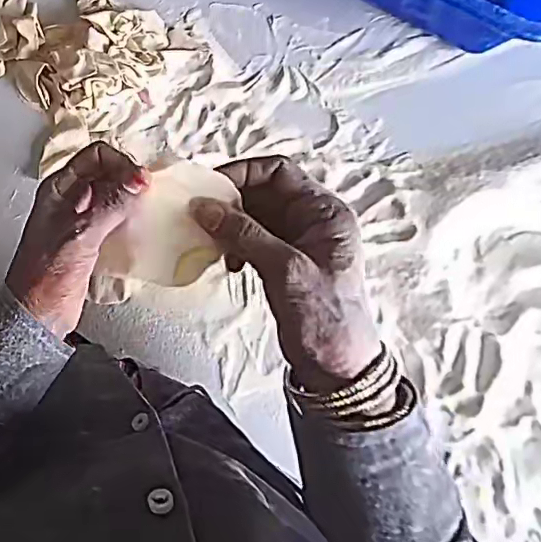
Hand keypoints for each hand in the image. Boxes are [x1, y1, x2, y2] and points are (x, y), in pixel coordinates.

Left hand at [6, 142, 148, 336]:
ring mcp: (81, 220)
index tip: (140, 181)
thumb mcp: (80, 236)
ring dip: (132, 198)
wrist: (37, 317)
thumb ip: (109, 205)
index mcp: (59, 190)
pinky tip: (140, 227)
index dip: (120, 163)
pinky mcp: (92, 240)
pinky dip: (130, 218)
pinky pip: (116, 218)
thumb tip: (136, 179)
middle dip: (130, 178)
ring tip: (147, 209)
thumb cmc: (44, 278)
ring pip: (114, 194)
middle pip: (107, 172)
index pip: (95, 157)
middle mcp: (70, 200)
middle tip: (147, 194)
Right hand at [190, 157, 380, 391]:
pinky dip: (235, 243)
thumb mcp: (286, 269)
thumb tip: (206, 207)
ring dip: (230, 223)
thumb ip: (245, 234)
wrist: (337, 369)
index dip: (244, 173)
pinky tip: (227, 260)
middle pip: (264, 192)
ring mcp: (297, 242)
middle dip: (232, 200)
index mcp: (325, 212)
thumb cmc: (326, 317)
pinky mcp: (283, 262)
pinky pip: (252, 239)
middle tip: (203, 214)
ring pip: (255, 216)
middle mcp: (312, 221)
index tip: (212, 187)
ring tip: (211, 239)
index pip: (280, 172)